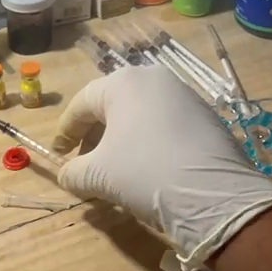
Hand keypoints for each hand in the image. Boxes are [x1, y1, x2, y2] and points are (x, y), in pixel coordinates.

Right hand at [53, 64, 271, 267]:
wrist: (212, 192)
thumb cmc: (145, 172)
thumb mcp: (99, 175)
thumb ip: (75, 171)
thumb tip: (69, 173)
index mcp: (124, 82)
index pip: (83, 103)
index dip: (66, 131)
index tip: (59, 155)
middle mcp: (155, 78)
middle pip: (114, 104)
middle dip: (95, 135)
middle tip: (86, 164)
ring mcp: (184, 94)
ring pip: (141, 113)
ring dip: (123, 138)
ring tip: (116, 169)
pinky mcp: (205, 114)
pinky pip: (166, 123)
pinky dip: (150, 140)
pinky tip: (149, 168)